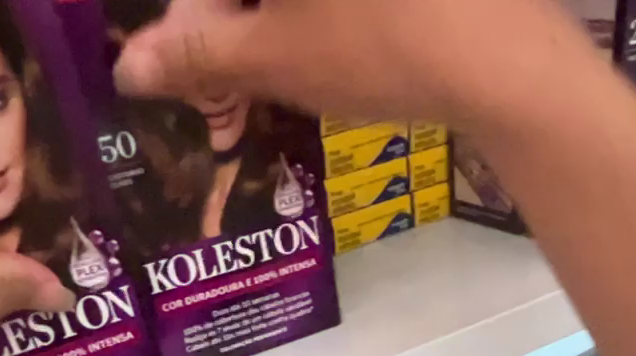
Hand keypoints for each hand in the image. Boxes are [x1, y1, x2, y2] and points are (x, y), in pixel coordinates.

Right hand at [114, 0, 606, 136]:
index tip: (190, 49)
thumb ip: (198, 52)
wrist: (508, 60)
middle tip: (230, 57)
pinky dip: (322, 9)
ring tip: (282, 49)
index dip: (195, 14)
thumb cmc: (382, 46)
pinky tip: (333, 32)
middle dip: (232, 10)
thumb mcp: (276, 55)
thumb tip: (127, 67)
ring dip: (274, 9)